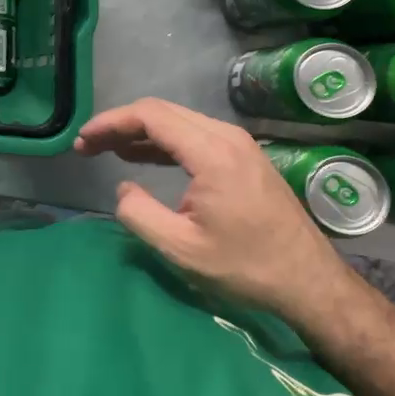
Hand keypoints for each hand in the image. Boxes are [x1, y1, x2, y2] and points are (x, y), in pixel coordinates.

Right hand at [75, 98, 355, 320]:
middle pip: (162, 112)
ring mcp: (239, 145)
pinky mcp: (244, 157)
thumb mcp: (182, 249)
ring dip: (140, 132)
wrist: (311, 283)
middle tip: (88, 146)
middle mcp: (226, 137)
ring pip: (178, 121)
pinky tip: (142, 156)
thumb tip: (123, 189)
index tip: (83, 140)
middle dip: (120, 124)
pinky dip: (162, 141)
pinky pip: (194, 135)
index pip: (150, 116)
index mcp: (211, 153)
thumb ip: (139, 214)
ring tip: (106, 150)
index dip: (111, 123)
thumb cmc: (246, 268)